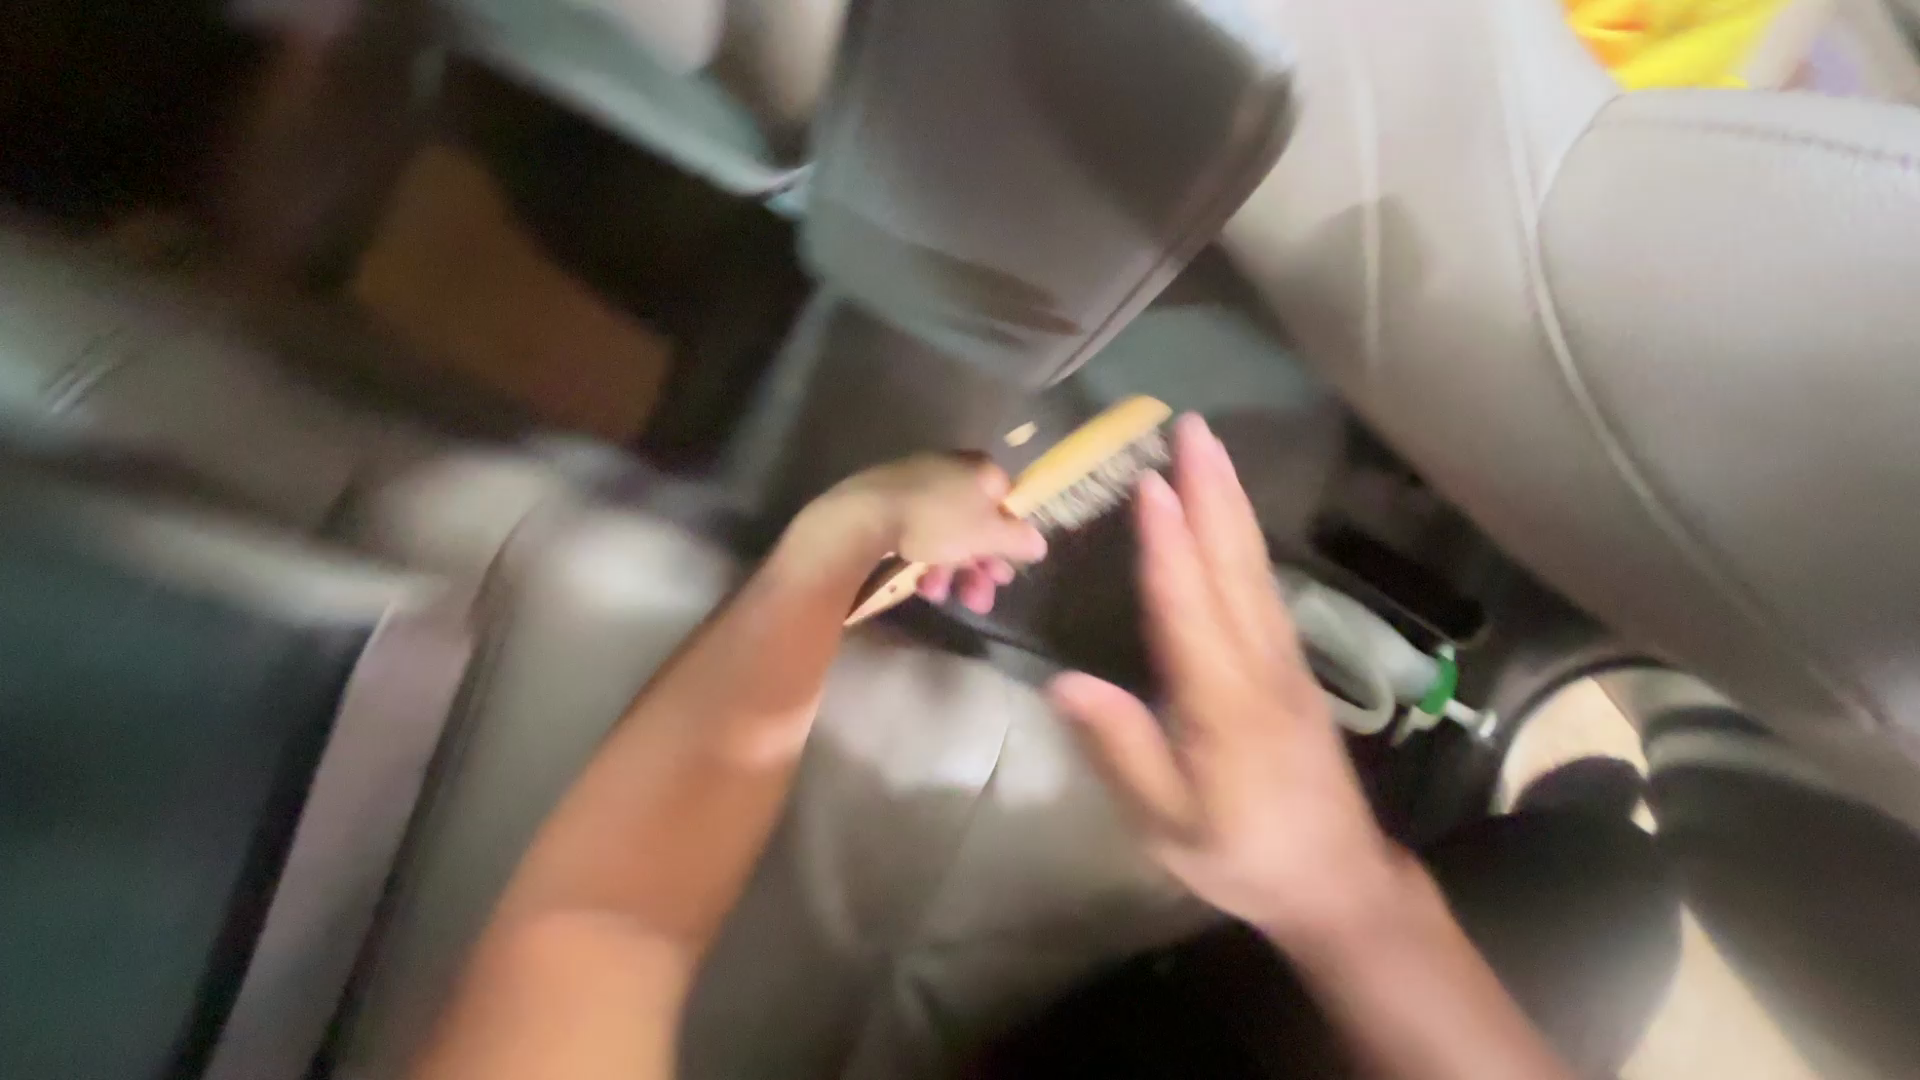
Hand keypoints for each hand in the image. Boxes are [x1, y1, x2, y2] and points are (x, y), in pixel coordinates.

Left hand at [813, 454, 1048, 613]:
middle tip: (983, 598)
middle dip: (980, 565)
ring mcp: (916, 486)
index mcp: (977, 470)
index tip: (1008, 567)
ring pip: (946, 533)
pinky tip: (921, 587)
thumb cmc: (936, 520)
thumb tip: (1039, 543)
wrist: (863, 516)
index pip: (1006, 499)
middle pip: (976, 522)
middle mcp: (949, 471)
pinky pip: (918, 533)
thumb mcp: (986, 534)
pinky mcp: (888, 504)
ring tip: (947, 598)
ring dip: (953, 571)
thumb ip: (1016, 538)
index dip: (1010, 535)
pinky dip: (925, 560)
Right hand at [1049, 415, 1404, 945]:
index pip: (1188, 608)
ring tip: (1210, 450)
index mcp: (1222, 702)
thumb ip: (1122, 750)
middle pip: (1232, 565)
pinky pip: (1263, 586)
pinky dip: (1244, 537)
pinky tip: (1232, 515)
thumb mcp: (1166, 823)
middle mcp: (1259, 664)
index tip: (1151, 483)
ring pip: (1253, 567)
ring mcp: (1283, 658)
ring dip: (1231, 501)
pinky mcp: (1292, 663)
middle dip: (1211, 491)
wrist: (1335, 880)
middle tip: (1192, 428)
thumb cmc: (1239, 852)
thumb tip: (1063, 683)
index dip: (1167, 544)